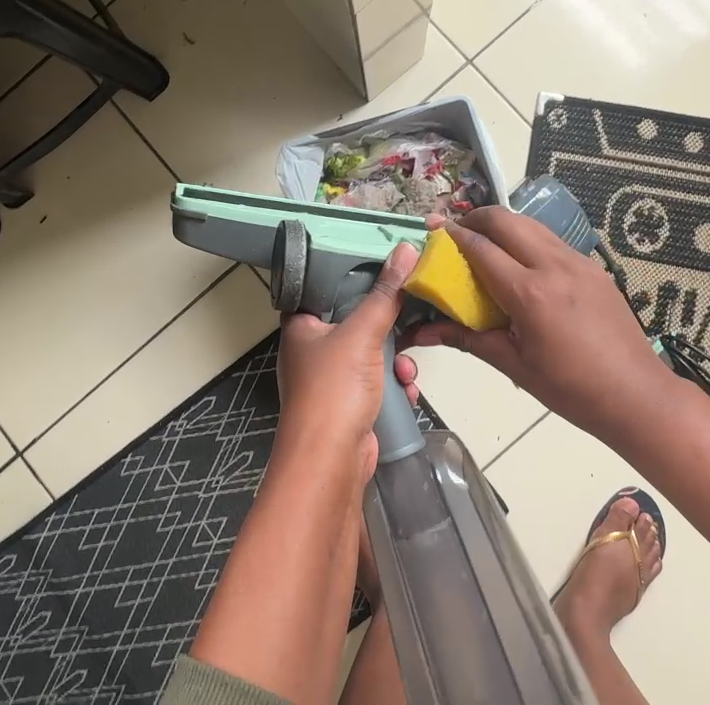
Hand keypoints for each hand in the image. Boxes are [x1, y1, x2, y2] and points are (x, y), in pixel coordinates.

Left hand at [276, 243, 418, 475]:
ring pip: (371, 354)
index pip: (323, 286)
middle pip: (354, 321)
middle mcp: (311, 350)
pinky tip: (407, 391)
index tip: (383, 265)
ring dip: (395, 361)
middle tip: (409, 319)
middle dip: (387, 327)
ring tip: (406, 370)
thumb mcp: (362, 334)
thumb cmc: (334, 389)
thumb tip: (405, 249)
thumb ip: (386, 293)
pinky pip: (377, 383)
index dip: (351, 275)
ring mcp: (330, 380)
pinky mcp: (349, 404)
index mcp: (300, 325)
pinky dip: (394, 385)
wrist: (331, 461)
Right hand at [409, 207, 671, 438]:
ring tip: (483, 240)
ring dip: (502, 225)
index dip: (453, 235)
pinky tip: (519, 261)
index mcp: (529, 294)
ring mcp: (578, 263)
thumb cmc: (571, 389)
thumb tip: (421, 332)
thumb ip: (468, 338)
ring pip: (531, 225)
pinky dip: (527, 239)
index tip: (432, 229)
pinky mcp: (594, 268)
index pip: (481, 249)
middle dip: (475, 218)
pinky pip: (552, 241)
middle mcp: (554, 267)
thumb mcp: (514, 366)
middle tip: (455, 230)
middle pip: (506, 221)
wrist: (637, 395)